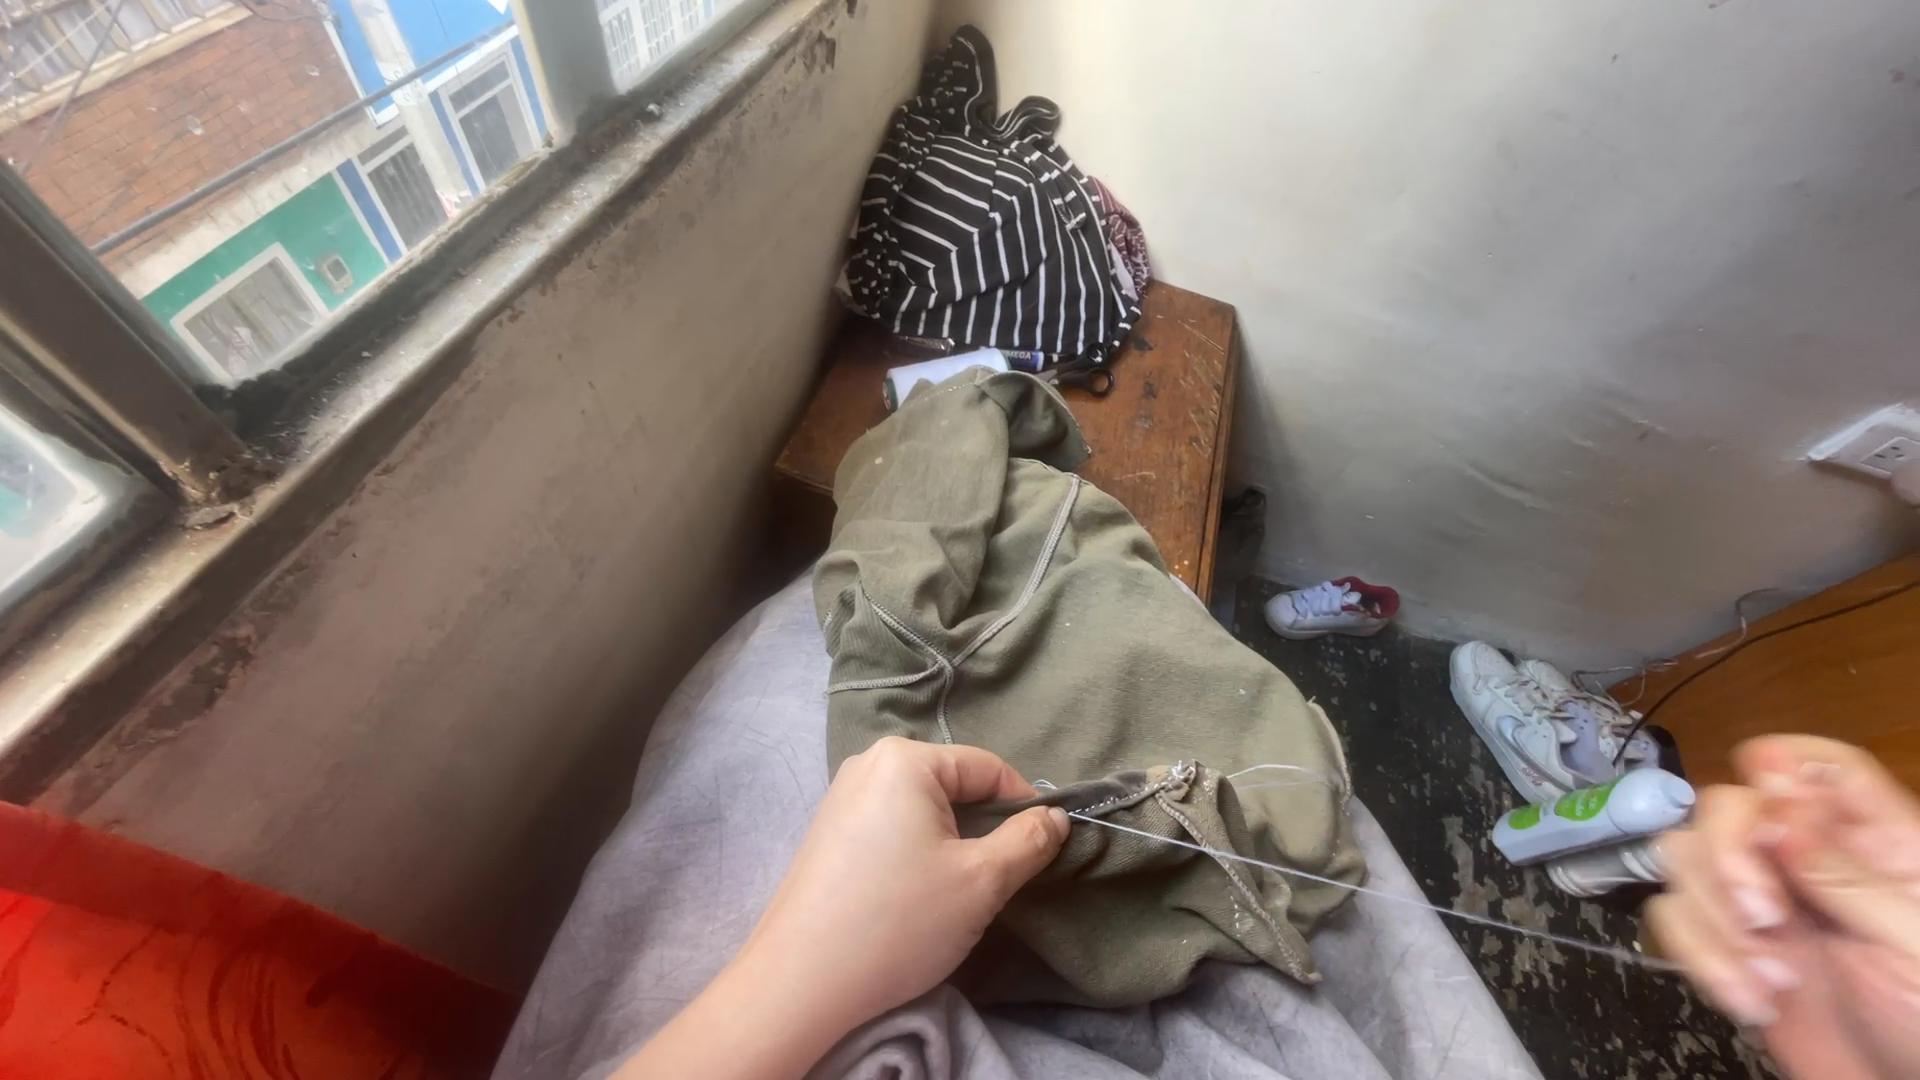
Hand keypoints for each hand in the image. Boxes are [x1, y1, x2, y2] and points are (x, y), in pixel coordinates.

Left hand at [616, 737, 1068, 1079]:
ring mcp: (842, 795)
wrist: (799, 983)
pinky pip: (891, 823)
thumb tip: (1055, 817)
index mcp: (905, 758)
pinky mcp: (827, 829)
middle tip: (994, 877)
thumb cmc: (898, 920)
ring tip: (952, 891)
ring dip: (950, 841)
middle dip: (982, 826)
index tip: (1041, 847)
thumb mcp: (981, 881)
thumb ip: (1028, 841)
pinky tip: (911, 893)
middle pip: (952, 784)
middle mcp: (869, 761)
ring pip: (922, 807)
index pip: (986, 767)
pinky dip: (915, 849)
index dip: (1023, 804)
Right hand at [1651, 736, 1919, 1079]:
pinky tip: (1749, 997)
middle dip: (1727, 859)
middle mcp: (1801, 858)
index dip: (1782, 767)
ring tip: (1770, 979)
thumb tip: (1781, 813)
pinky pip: (1669, 914)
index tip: (1771, 812)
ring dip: (1713, 918)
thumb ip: (1854, 880)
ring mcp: (1755, 897)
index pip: (1818, 767)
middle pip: (1724, 806)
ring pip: (1682, 856)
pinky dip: (1698, 955)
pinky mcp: (1718, 936)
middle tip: (1763, 918)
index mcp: (1875, 849)